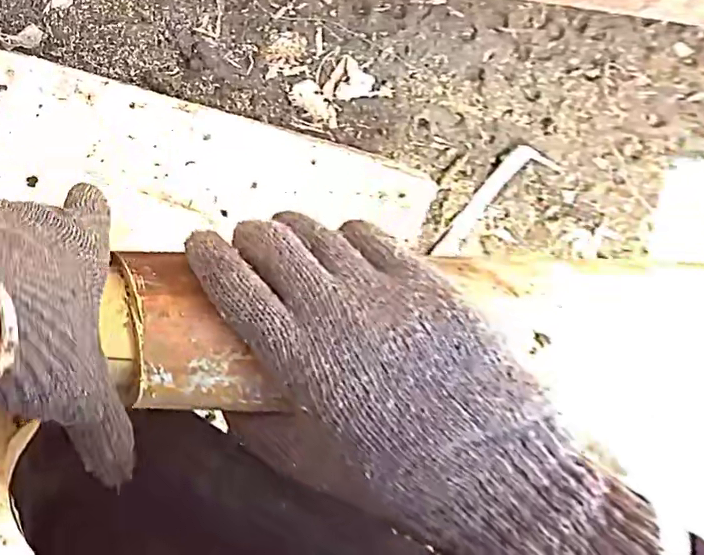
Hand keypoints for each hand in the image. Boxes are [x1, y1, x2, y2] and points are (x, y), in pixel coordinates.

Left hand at [0, 184, 133, 484]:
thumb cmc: (35, 340)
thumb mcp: (78, 393)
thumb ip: (105, 428)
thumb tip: (122, 469)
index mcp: (80, 242)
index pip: (93, 204)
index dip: (91, 217)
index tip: (83, 239)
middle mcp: (39, 216)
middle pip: (46, 223)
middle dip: (42, 255)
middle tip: (36, 303)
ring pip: (3, 230)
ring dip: (1, 260)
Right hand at [186, 213, 656, 553]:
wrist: (505, 473)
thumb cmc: (403, 475)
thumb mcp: (314, 467)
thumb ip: (255, 430)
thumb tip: (221, 401)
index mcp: (298, 357)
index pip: (230, 280)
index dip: (205, 251)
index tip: (197, 243)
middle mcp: (332, 312)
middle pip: (266, 239)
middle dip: (245, 235)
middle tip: (246, 248)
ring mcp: (379, 289)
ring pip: (311, 227)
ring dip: (288, 230)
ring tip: (290, 245)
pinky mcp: (421, 278)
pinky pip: (363, 232)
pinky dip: (342, 237)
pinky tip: (345, 254)